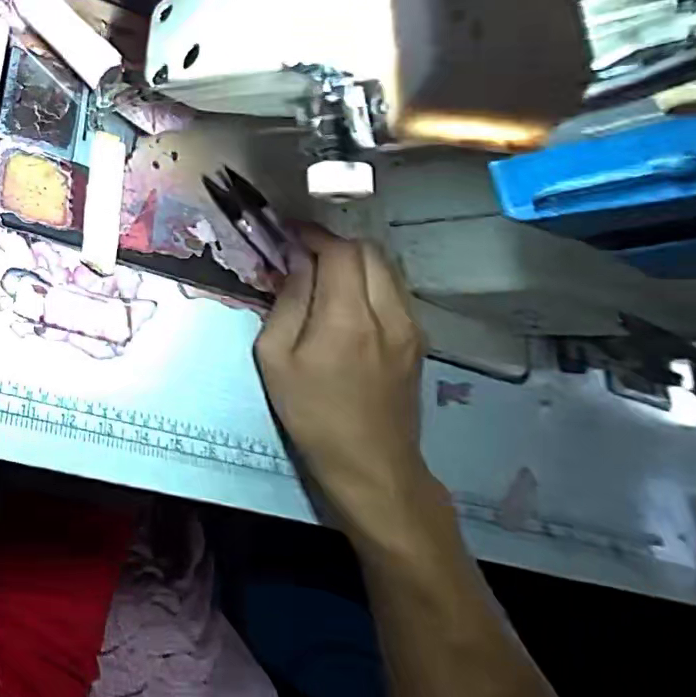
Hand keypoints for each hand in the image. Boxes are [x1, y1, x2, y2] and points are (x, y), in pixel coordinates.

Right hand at [255, 225, 441, 535]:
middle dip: (333, 242)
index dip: (311, 234)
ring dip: (353, 260)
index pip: (338, 251)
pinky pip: (394, 289)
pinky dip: (368, 280)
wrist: (370, 463)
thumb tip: (296, 260)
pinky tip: (346, 300)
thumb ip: (288, 301)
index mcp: (348, 319)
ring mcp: (411, 326)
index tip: (287, 232)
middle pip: (368, 250)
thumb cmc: (311, 412)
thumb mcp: (276, 357)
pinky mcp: (419, 339)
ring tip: (322, 274)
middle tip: (302, 252)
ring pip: (386, 267)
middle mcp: (389, 314)